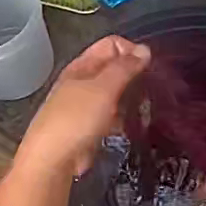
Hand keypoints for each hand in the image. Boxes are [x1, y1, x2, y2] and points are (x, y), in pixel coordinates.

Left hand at [15, 36, 151, 176]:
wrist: (52, 160)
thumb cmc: (76, 120)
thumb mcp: (103, 89)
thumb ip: (124, 68)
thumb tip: (144, 50)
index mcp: (82, 66)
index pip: (112, 45)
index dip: (131, 50)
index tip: (149, 66)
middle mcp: (83, 81)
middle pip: (114, 68)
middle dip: (135, 74)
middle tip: (152, 87)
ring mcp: (86, 104)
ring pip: (115, 92)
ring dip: (132, 98)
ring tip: (147, 107)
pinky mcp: (91, 126)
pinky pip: (113, 114)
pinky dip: (124, 117)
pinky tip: (135, 125)